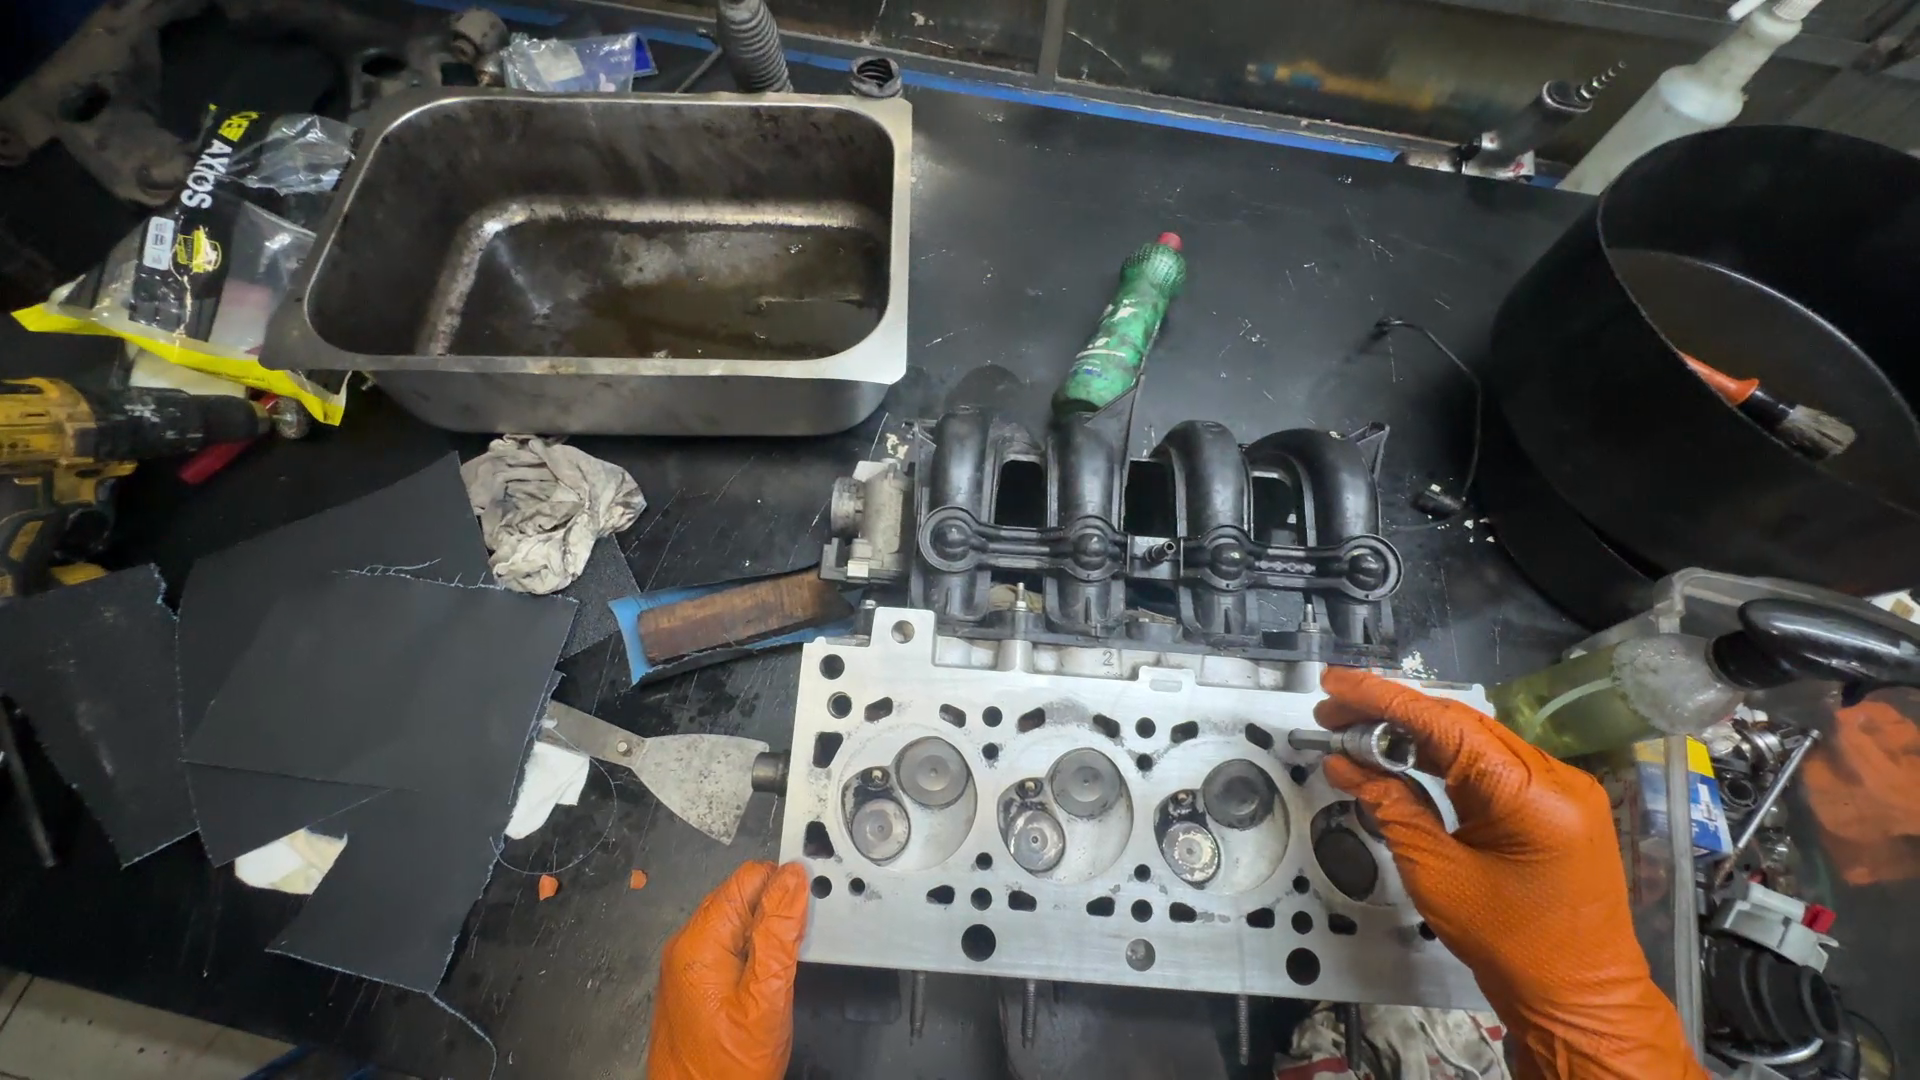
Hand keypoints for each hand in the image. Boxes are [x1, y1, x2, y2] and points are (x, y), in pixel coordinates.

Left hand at [647, 860, 808, 1079]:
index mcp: (700, 939)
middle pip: (741, 895)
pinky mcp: (692, 983)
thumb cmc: (731, 1066)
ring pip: (737, 920)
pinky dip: (752, 953)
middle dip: (775, 910)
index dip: (784, 887)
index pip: (749, 877)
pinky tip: (763, 984)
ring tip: (779, 972)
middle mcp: (687, 943)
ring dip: (765, 933)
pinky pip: (728, 945)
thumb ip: (780, 931)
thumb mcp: (767, 996)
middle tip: (796, 950)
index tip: (807, 916)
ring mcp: (687, 964)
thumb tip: (794, 875)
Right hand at [1314, 668, 1704, 1078]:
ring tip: (1352, 731)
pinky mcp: (1548, 803)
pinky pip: (1483, 762)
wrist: (1580, 999)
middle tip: (1330, 712)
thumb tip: (1343, 764)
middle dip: (1387, 711)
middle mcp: (1552, 778)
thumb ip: (1389, 806)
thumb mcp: (1435, 872)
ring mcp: (1556, 789)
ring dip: (1408, 731)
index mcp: (1531, 795)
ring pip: (1467, 737)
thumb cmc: (1511, 944)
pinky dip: (1435, 754)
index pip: (1443, 723)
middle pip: (1455, 722)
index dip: (1381, 697)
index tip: (1334, 682)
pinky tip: (1395, 755)